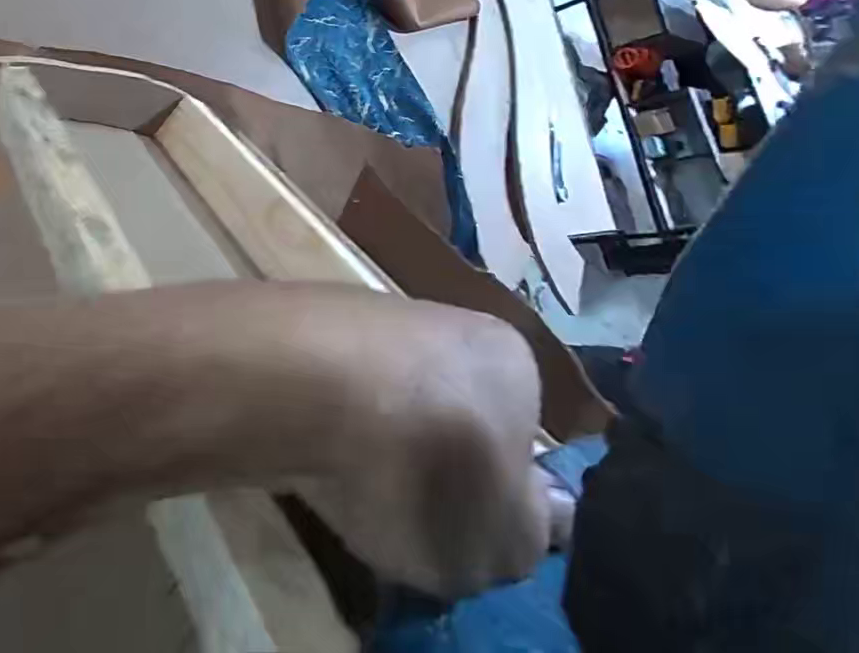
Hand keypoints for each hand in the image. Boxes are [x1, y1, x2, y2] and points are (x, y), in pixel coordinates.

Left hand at [297, 297, 558, 596]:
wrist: (309, 386)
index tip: (462, 532)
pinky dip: (336, 424)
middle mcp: (455, 324)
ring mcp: (384, 317)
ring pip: (396, 400)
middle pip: (454, 414)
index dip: (494, 494)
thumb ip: (533, 533)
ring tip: (351, 490)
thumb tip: (550, 514)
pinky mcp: (322, 324)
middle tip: (405, 517)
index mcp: (513, 363)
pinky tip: (314, 451)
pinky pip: (344, 388)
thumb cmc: (426, 465)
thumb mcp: (503, 540)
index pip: (519, 438)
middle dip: (434, 466)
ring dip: (380, 446)